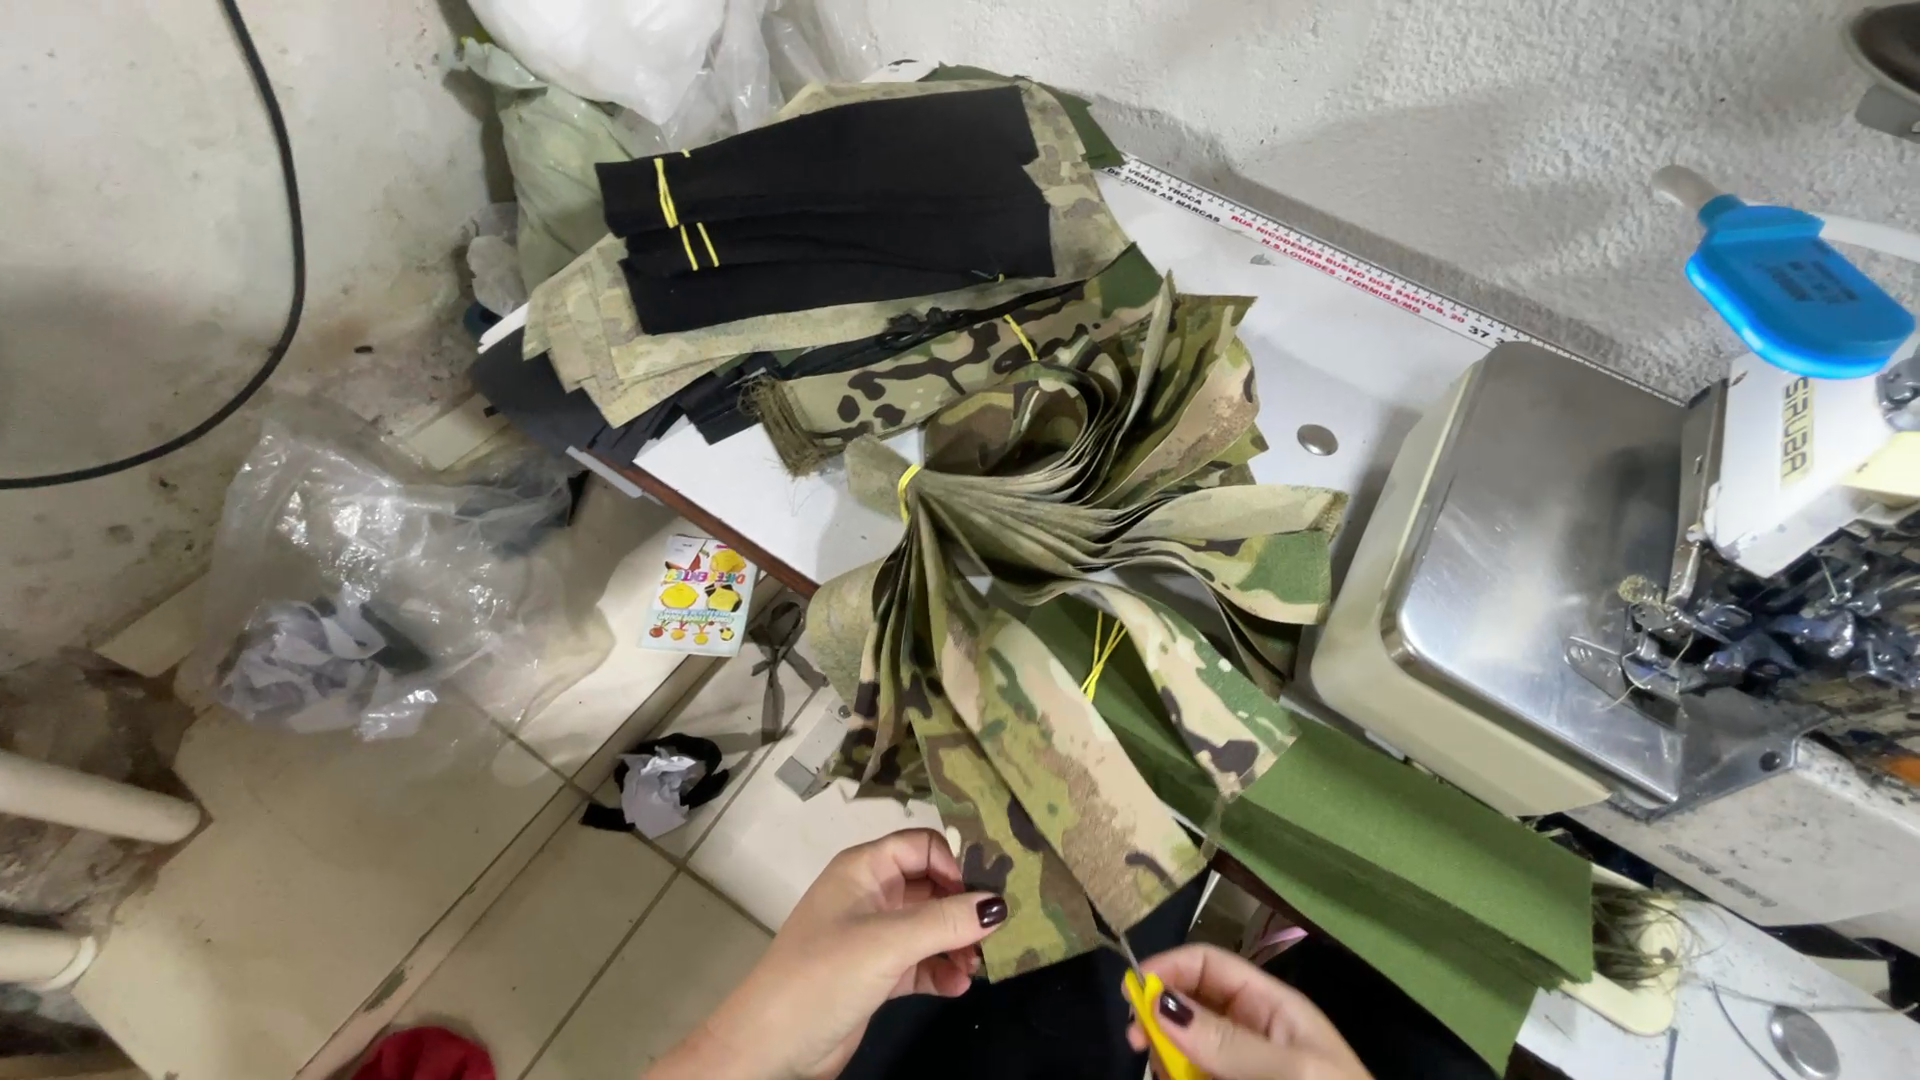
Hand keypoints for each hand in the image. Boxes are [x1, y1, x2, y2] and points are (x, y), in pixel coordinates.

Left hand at [650, 829, 1006, 1079]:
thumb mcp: (888, 942)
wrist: (770, 1047)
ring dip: (955, 942)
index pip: (921, 845)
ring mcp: (873, 934)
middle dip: (962, 907)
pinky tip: (958, 986)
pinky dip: (940, 970)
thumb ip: (945, 921)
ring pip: (928, 926)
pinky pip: (920, 961)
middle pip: (930, 885)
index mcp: (864, 868)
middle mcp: (871, 893)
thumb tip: (999, 905)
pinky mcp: (876, 973)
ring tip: (978, 966)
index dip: (953, 864)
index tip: (981, 895)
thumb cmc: (824, 973)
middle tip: (995, 932)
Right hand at [1126, 944, 1372, 1079]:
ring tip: (1168, 1075)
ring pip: (1187, 1045)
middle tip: (1138, 1045)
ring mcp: (1242, 1066)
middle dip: (1161, 1017)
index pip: (1208, 964)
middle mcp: (1251, 1030)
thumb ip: (1226, 1040)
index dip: (1168, 967)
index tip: (1134, 994)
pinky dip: (1180, 1075)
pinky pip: (1196, 1073)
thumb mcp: (1290, 1071)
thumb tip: (1158, 1002)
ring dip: (1169, 1057)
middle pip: (1190, 1004)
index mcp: (1270, 1006)